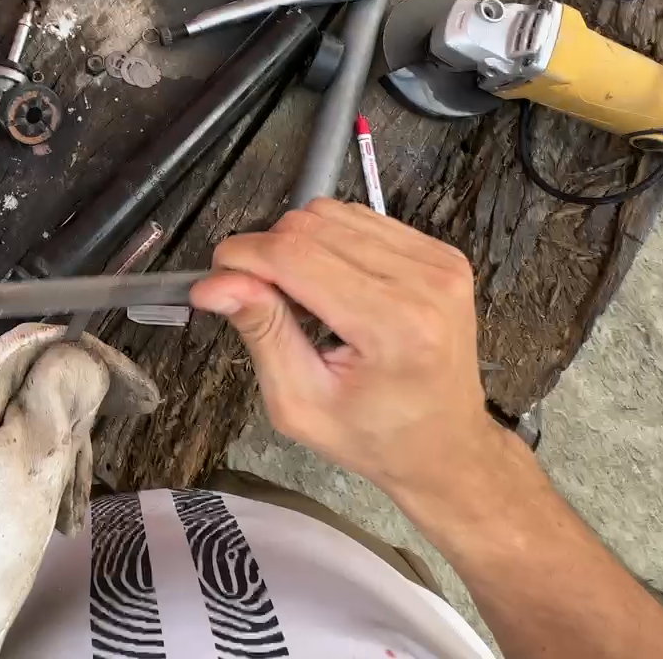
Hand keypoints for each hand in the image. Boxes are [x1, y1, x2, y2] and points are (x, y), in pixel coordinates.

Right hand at [190, 198, 504, 501]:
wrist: (447, 448)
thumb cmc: (372, 436)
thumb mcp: (298, 402)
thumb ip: (260, 331)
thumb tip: (215, 283)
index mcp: (393, 326)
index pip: (293, 255)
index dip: (241, 257)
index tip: (215, 280)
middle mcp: (424, 282)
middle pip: (307, 225)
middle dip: (265, 253)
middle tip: (260, 299)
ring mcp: (438, 262)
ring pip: (328, 213)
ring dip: (296, 245)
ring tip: (302, 296)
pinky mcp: (440, 251)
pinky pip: (357, 218)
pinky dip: (327, 241)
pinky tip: (331, 282)